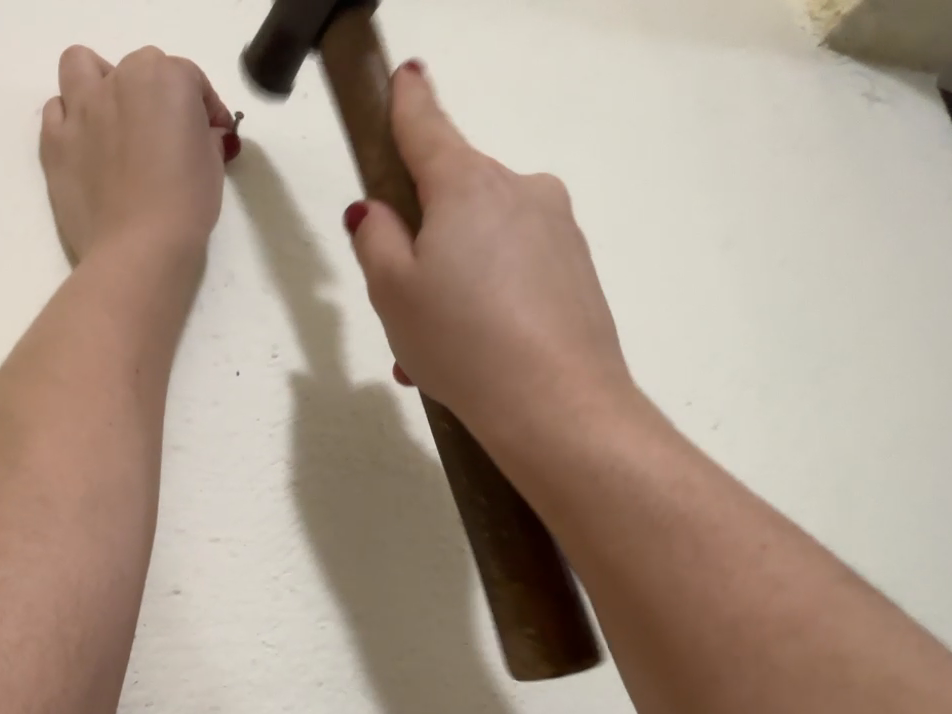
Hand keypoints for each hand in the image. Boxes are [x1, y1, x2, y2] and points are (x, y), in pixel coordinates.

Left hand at [40, 46, 237, 263]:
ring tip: (110, 120)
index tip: (212, 135)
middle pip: (138, 70)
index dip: (204, 108)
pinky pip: (55, 112)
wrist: (138, 250)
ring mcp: (81, 109)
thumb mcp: (213, 166)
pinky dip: (69, 121)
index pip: (191, 79)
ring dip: (97, 83)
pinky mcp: (54, 142)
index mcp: (166, 78)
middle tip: (162, 136)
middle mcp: (120, 80)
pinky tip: (85, 147)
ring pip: (81, 67)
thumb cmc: (185, 206)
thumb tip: (202, 135)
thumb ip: (204, 137)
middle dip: (154, 96)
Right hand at [346, 62, 639, 455]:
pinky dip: (486, 302)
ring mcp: (556, 227)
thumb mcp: (391, 292)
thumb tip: (377, 210)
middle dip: (422, 240)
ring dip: (451, 283)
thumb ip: (375, 239)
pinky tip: (472, 355)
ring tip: (433, 351)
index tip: (405, 75)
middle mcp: (519, 189)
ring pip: (483, 242)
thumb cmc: (460, 340)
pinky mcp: (576, 266)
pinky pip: (514, 271)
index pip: (427, 127)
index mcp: (466, 185)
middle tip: (401, 307)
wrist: (557, 401)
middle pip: (455, 196)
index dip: (408, 102)